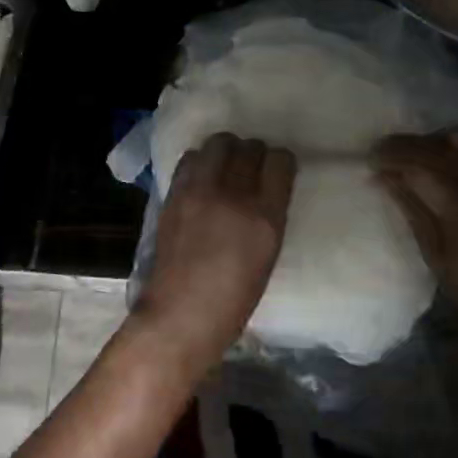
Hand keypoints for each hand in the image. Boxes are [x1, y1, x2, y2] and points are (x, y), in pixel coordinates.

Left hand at [137, 133, 295, 366]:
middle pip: (250, 147)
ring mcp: (202, 191)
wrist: (180, 315)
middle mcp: (235, 196)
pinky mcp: (176, 193)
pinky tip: (201, 177)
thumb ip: (269, 216)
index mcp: (266, 218)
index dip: (280, 162)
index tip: (276, 170)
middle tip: (249, 167)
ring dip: (226, 150)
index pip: (281, 161)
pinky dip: (200, 161)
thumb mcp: (268, 255)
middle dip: (254, 153)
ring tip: (224, 167)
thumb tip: (265, 188)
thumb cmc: (233, 299)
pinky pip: (191, 157)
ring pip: (220, 142)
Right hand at [376, 131, 457, 349]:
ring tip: (413, 153)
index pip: (417, 165)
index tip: (369, 159)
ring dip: (432, 141)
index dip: (390, 157)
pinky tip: (449, 153)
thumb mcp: (437, 257)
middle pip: (436, 148)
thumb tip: (383, 178)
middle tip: (382, 151)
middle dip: (404, 145)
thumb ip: (412, 210)